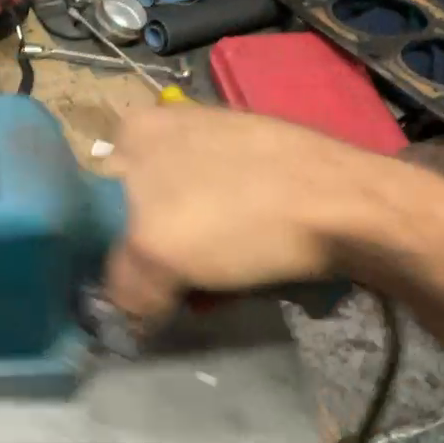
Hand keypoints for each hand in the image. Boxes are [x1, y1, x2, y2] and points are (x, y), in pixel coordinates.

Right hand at [103, 106, 386, 318]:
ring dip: (196, 257)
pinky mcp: (262, 159)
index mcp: (132, 129)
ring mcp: (221, 138)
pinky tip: (251, 265)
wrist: (351, 206)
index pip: (92, 197)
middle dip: (157, 256)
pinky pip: (226, 211)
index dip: (107, 247)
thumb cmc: (237, 216)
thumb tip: (122, 317)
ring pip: (185, 215)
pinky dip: (230, 243)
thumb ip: (119, 289)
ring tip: (223, 286)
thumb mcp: (153, 257)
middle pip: (140, 209)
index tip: (130, 281)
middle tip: (181, 290)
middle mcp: (170, 125)